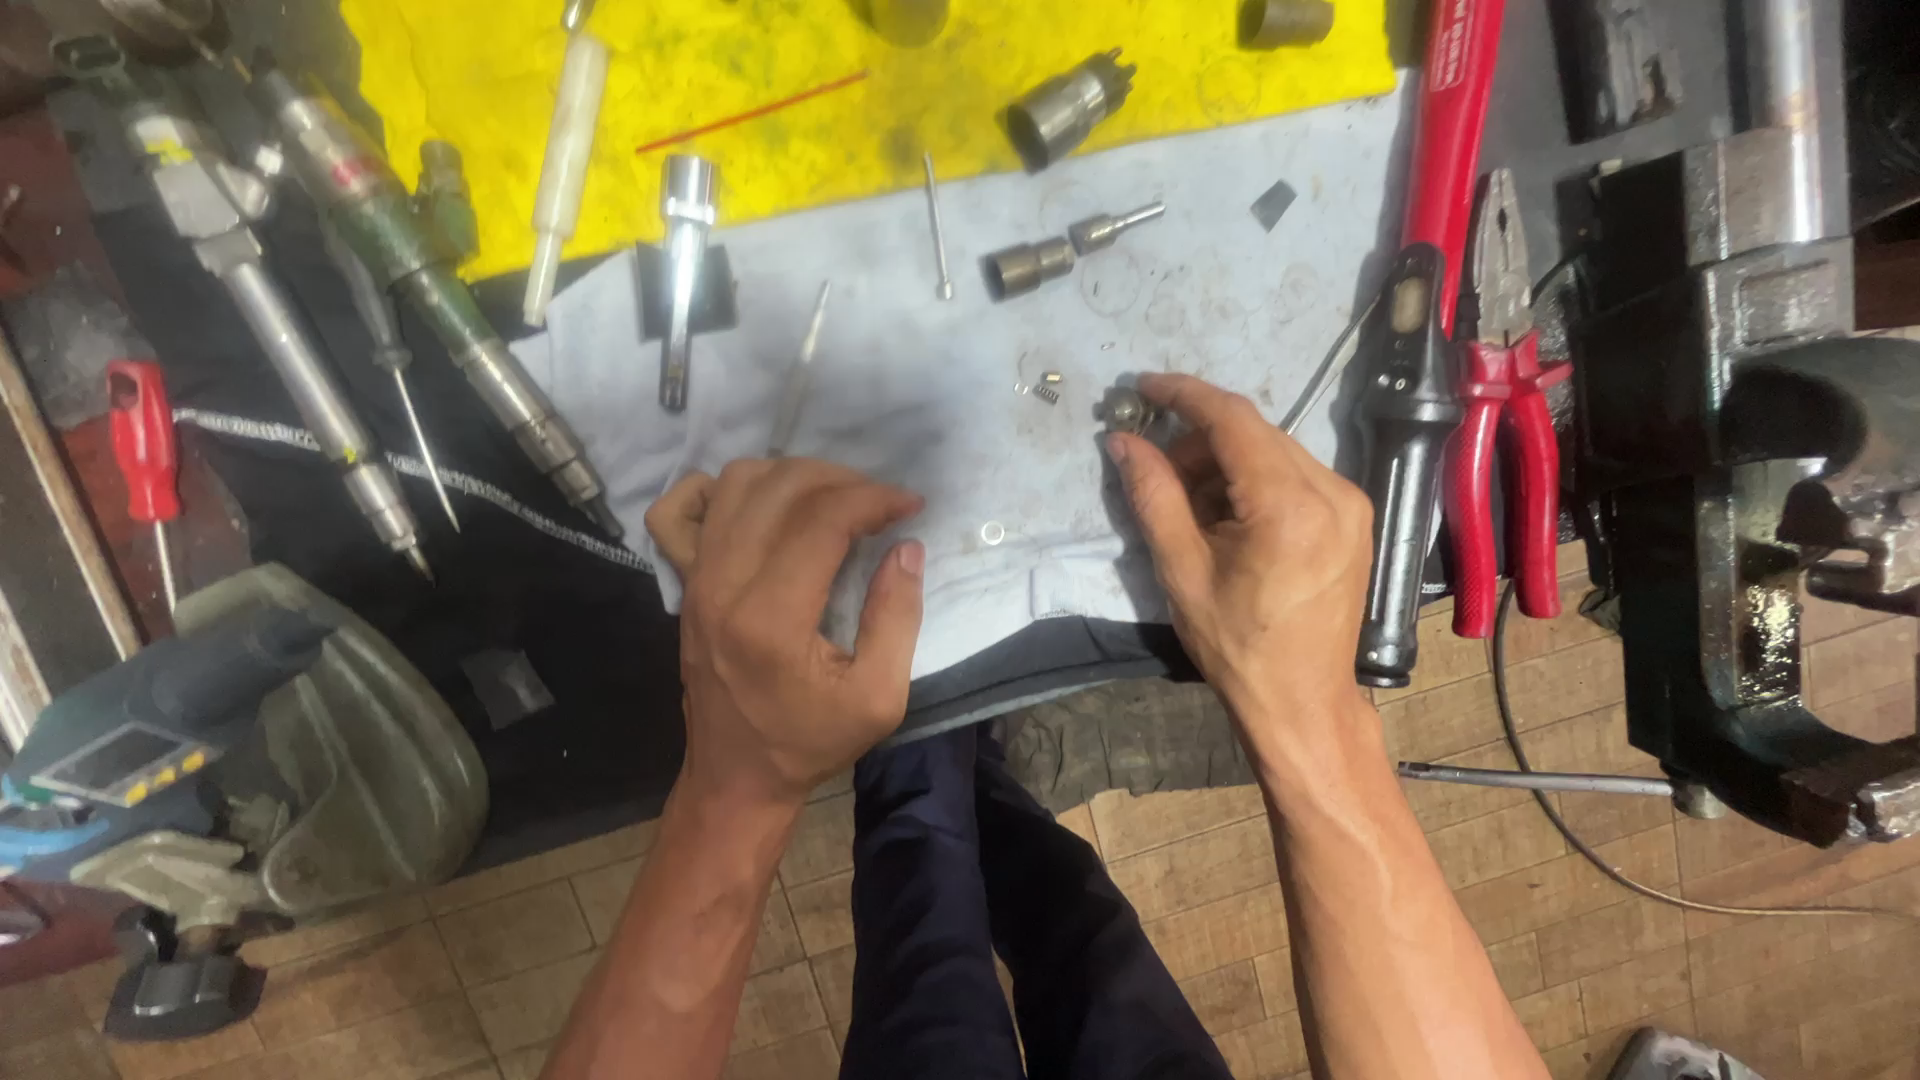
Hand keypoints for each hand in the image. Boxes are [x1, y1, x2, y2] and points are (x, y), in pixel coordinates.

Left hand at [645, 460, 925, 807]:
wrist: (735, 778)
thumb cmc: (808, 743)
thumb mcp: (878, 698)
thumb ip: (897, 618)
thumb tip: (906, 547)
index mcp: (771, 618)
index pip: (823, 520)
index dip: (874, 499)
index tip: (910, 505)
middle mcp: (723, 585)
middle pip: (780, 488)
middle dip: (841, 480)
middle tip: (877, 502)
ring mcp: (694, 581)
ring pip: (734, 484)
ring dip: (791, 477)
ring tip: (830, 500)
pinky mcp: (682, 585)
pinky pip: (677, 512)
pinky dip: (715, 492)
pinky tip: (756, 506)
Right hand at [1106, 374, 1374, 755]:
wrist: (1302, 701)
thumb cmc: (1236, 645)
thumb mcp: (1181, 571)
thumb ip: (1152, 496)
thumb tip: (1123, 443)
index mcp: (1290, 506)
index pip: (1232, 420)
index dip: (1183, 395)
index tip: (1142, 388)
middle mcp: (1333, 490)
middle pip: (1252, 432)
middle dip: (1196, 440)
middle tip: (1155, 471)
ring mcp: (1351, 502)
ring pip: (1273, 450)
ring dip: (1222, 460)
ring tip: (1188, 504)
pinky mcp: (1354, 517)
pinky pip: (1293, 474)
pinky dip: (1251, 479)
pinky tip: (1226, 515)